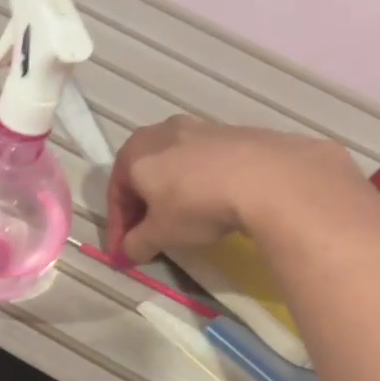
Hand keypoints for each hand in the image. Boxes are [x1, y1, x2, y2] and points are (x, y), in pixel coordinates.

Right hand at [105, 117, 356, 262]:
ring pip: (172, 167)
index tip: (122, 252)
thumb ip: (135, 244)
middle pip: (142, 175)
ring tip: (177, 222)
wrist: (263, 177)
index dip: (117, 227)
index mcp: (135, 151)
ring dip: (168, 195)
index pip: (116, 193)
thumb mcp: (157, 235)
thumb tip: (129, 252)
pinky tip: (206, 205)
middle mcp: (162, 131)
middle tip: (145, 236)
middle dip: (140, 208)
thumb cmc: (194, 204)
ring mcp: (199, 127)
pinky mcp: (230, 133)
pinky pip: (200, 164)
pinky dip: (194, 185)